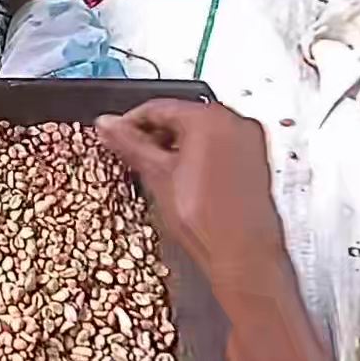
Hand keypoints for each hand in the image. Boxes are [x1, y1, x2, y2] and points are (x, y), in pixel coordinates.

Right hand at [96, 100, 288, 287]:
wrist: (242, 253)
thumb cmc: (205, 217)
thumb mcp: (155, 174)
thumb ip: (129, 143)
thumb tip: (106, 125)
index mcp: (210, 119)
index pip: (157, 107)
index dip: (129, 121)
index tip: (113, 134)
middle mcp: (235, 123)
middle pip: (180, 116)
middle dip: (150, 133)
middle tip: (128, 152)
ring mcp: (248, 142)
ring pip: (198, 132)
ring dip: (170, 144)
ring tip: (150, 167)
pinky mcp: (253, 160)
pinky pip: (215, 146)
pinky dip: (192, 155)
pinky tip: (176, 176)